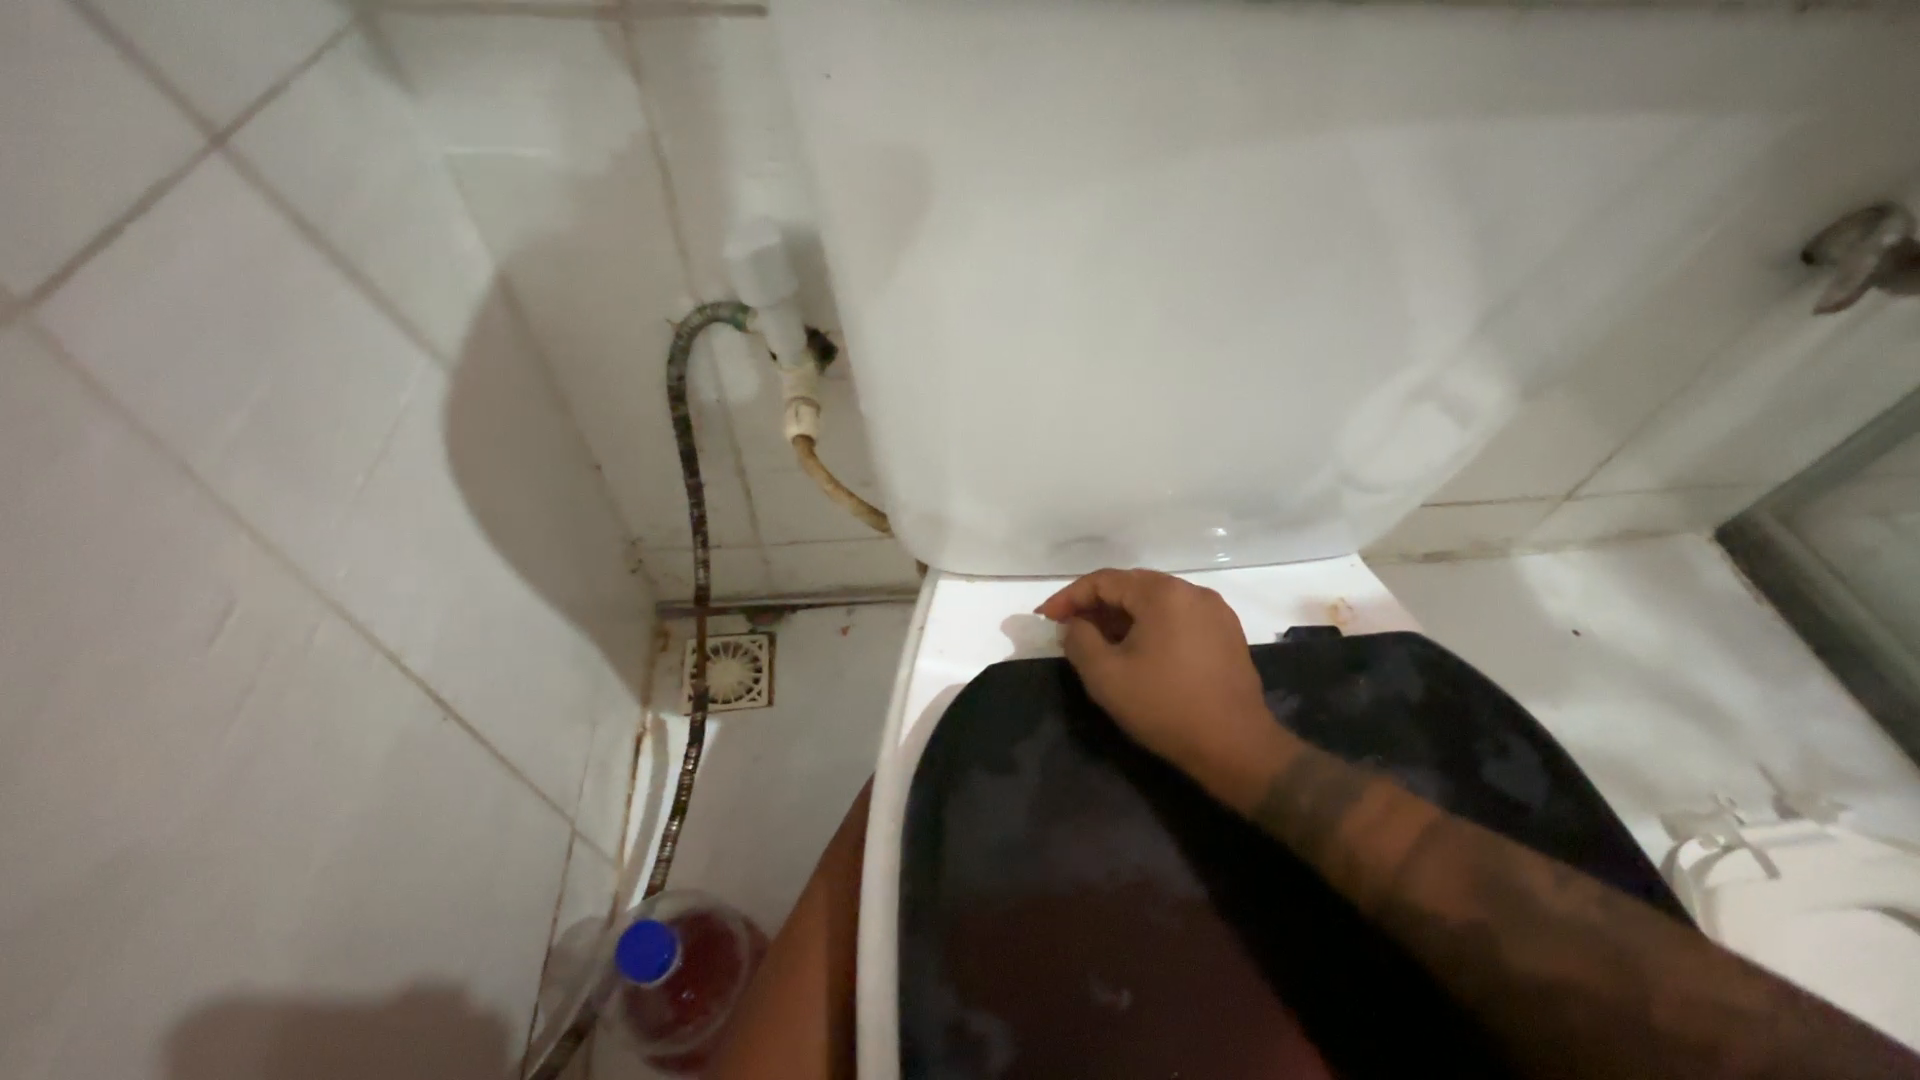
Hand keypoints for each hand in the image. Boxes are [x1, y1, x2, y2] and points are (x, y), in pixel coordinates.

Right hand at [1035, 569, 1272, 772]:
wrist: (1234, 746)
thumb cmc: (1164, 706)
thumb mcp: (1104, 675)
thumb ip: (1079, 639)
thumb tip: (1076, 624)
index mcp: (1163, 594)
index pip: (1104, 580)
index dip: (1069, 597)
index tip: (1045, 618)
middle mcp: (1193, 592)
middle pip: (1132, 586)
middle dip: (1096, 605)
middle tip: (1068, 629)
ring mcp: (1215, 612)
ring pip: (1156, 603)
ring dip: (1123, 617)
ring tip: (1099, 642)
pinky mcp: (1227, 634)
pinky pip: (1178, 619)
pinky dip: (1151, 627)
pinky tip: (1137, 652)